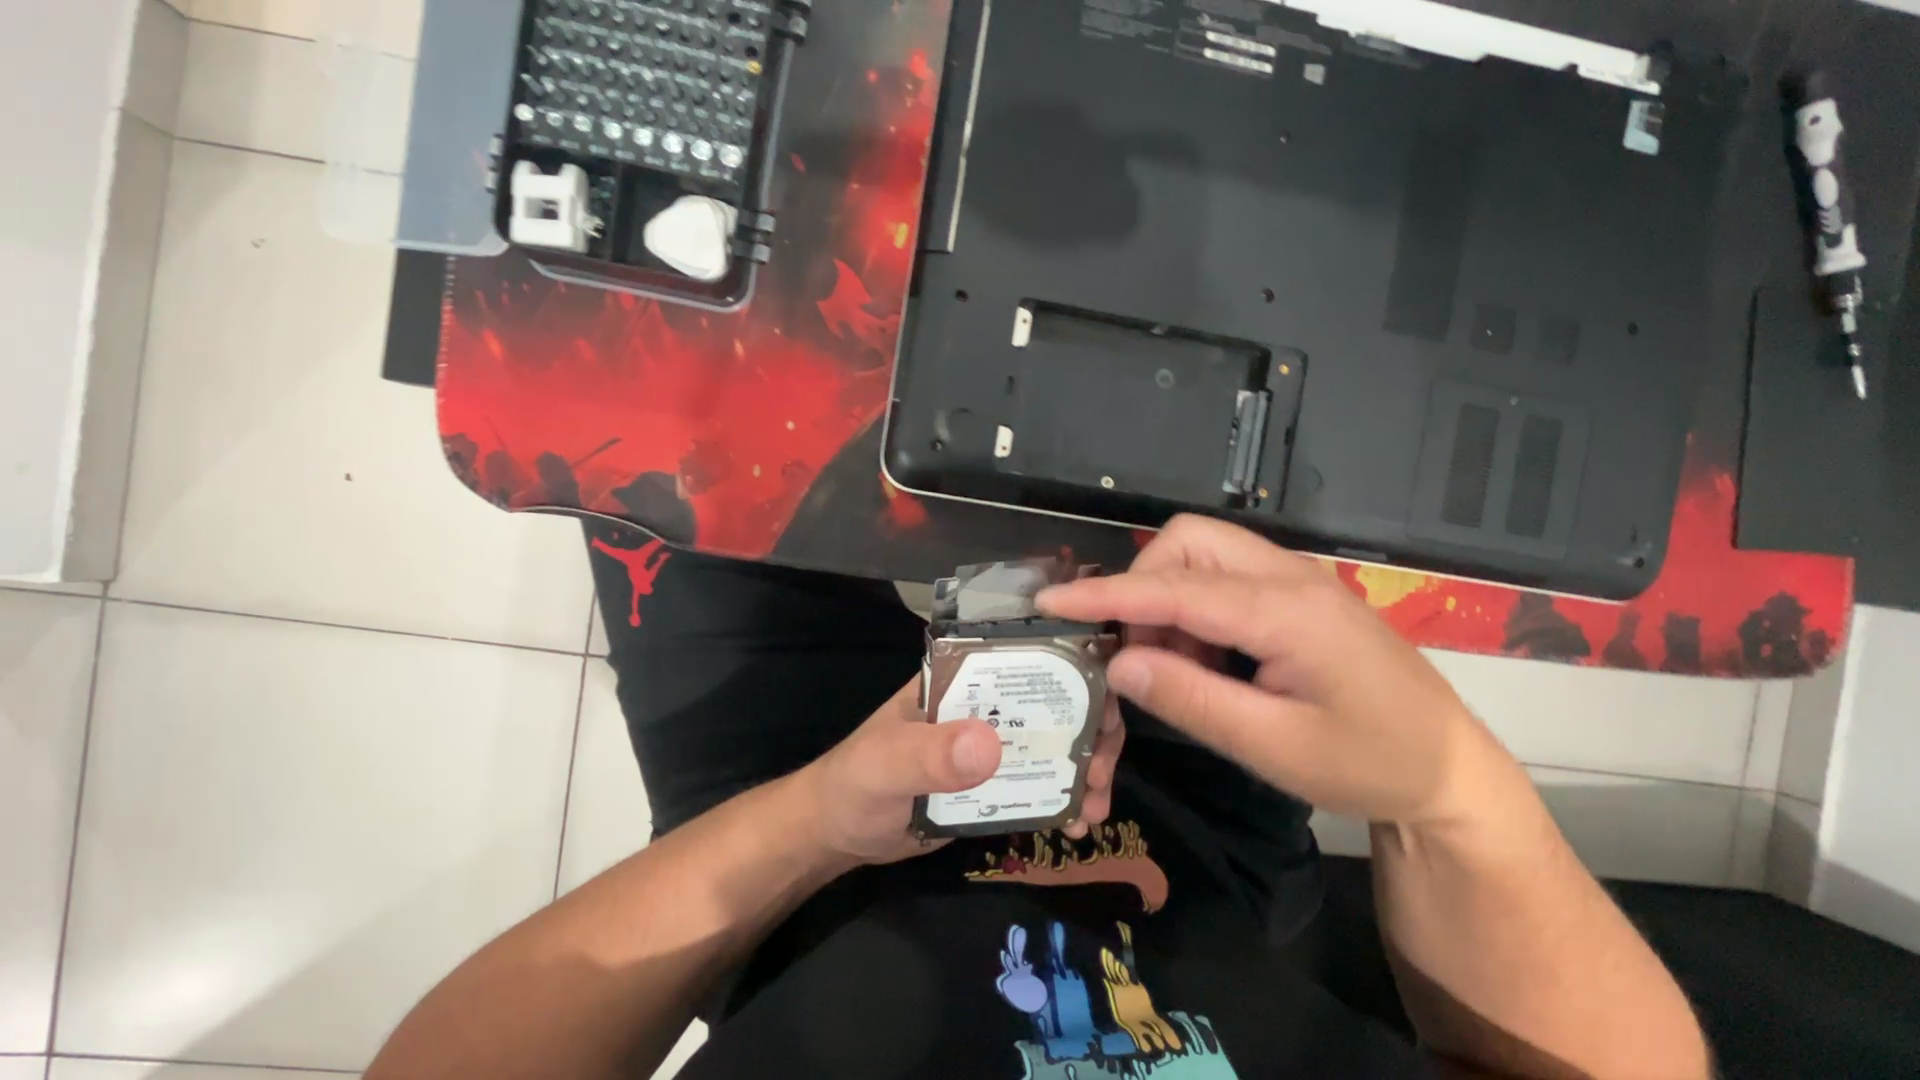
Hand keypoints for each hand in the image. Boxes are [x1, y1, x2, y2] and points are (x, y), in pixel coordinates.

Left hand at [792, 678, 1126, 865]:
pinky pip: (1043, 784)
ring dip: (1088, 769)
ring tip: (1096, 807)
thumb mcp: (885, 766)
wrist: (839, 834)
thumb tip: (989, 744)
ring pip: (1057, 744)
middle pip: (1056, 702)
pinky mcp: (996, 783)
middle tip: (1102, 772)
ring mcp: (992, 743)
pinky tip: (1079, 826)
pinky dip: (1069, 800)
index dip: (1075, 670)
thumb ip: (928, 755)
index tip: (1108, 703)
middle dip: (1092, 731)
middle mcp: (983, 703)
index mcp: (960, 678)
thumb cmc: (854, 784)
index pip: (1027, 657)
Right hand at [1037, 515, 1524, 828]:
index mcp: (1284, 611)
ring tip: (1174, 665)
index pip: (1173, 587)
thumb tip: (1118, 662)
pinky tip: (1211, 662)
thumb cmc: (1368, 764)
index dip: (1105, 594)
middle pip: (1190, 542)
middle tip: (1137, 650)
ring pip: (1207, 554)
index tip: (1050, 601)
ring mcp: (1300, 583)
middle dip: (1144, 584)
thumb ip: (1191, 699)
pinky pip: (1229, 579)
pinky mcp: (1303, 598)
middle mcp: (1290, 578)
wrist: (1450, 772)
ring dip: (1171, 598)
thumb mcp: (1273, 746)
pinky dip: (1198, 609)